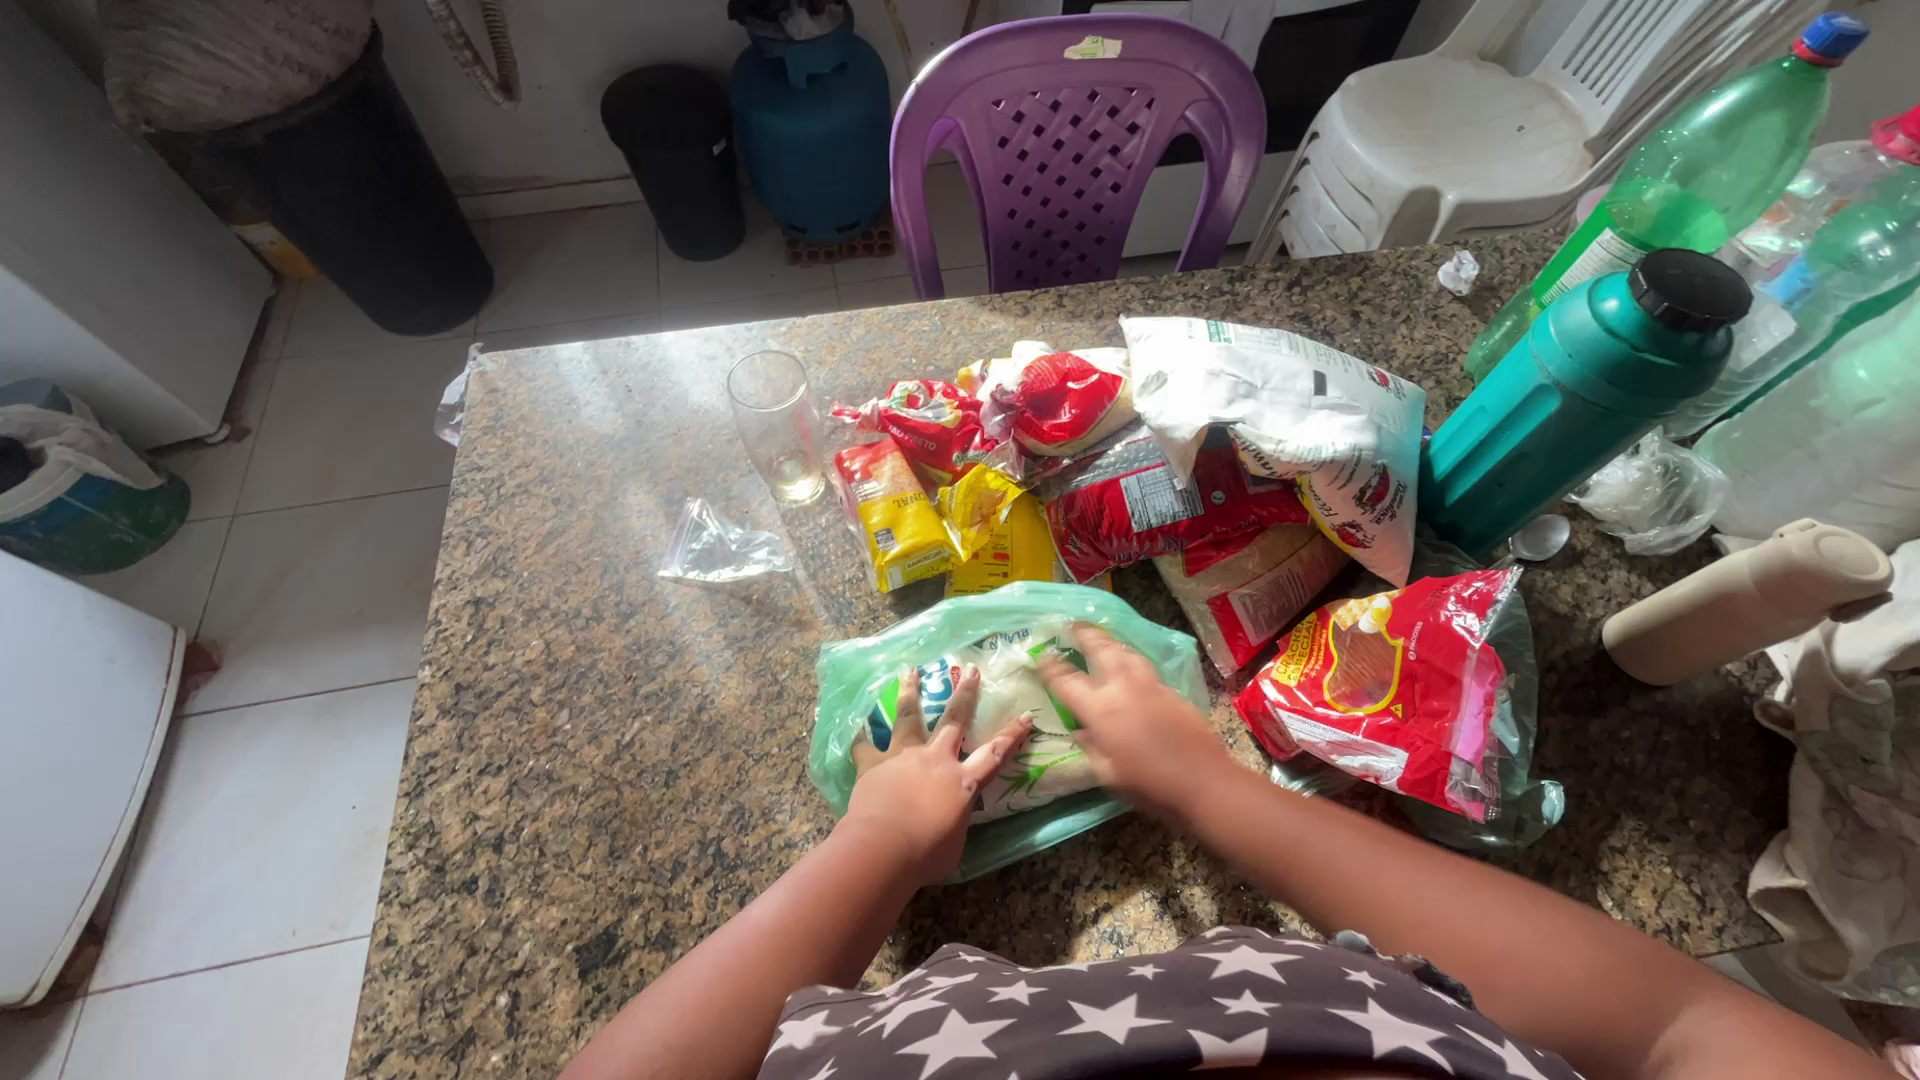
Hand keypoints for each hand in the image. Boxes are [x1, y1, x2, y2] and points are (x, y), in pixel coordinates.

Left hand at [844, 665, 1031, 885]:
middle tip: (971, 671)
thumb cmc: (925, 856)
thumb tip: (950, 821)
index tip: (1026, 715)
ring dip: (910, 692)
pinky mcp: (873, 764)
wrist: (883, 849)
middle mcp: (935, 760)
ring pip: (909, 717)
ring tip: (910, 671)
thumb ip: (955, 824)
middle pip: (954, 721)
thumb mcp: (954, 846)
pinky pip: (864, 745)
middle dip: (965, 694)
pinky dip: (860, 735)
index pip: (995, 755)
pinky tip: (855, 723)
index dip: (1012, 735)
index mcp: (962, 783)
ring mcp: (903, 757)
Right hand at [1038, 623, 1236, 823]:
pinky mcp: (1172, 691)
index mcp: (1100, 709)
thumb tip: (1080, 729)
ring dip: (1109, 643)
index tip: (1041, 656)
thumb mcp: (1108, 774)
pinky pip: (1145, 667)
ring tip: (1101, 639)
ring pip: (1126, 652)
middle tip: (1073, 625)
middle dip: (1084, 635)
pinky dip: (1131, 660)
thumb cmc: (1150, 786)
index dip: (1050, 667)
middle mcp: (1123, 688)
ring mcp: (1150, 686)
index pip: (1066, 681)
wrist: (1204, 782)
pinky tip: (1130, 666)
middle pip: (1100, 650)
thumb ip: (1090, 746)